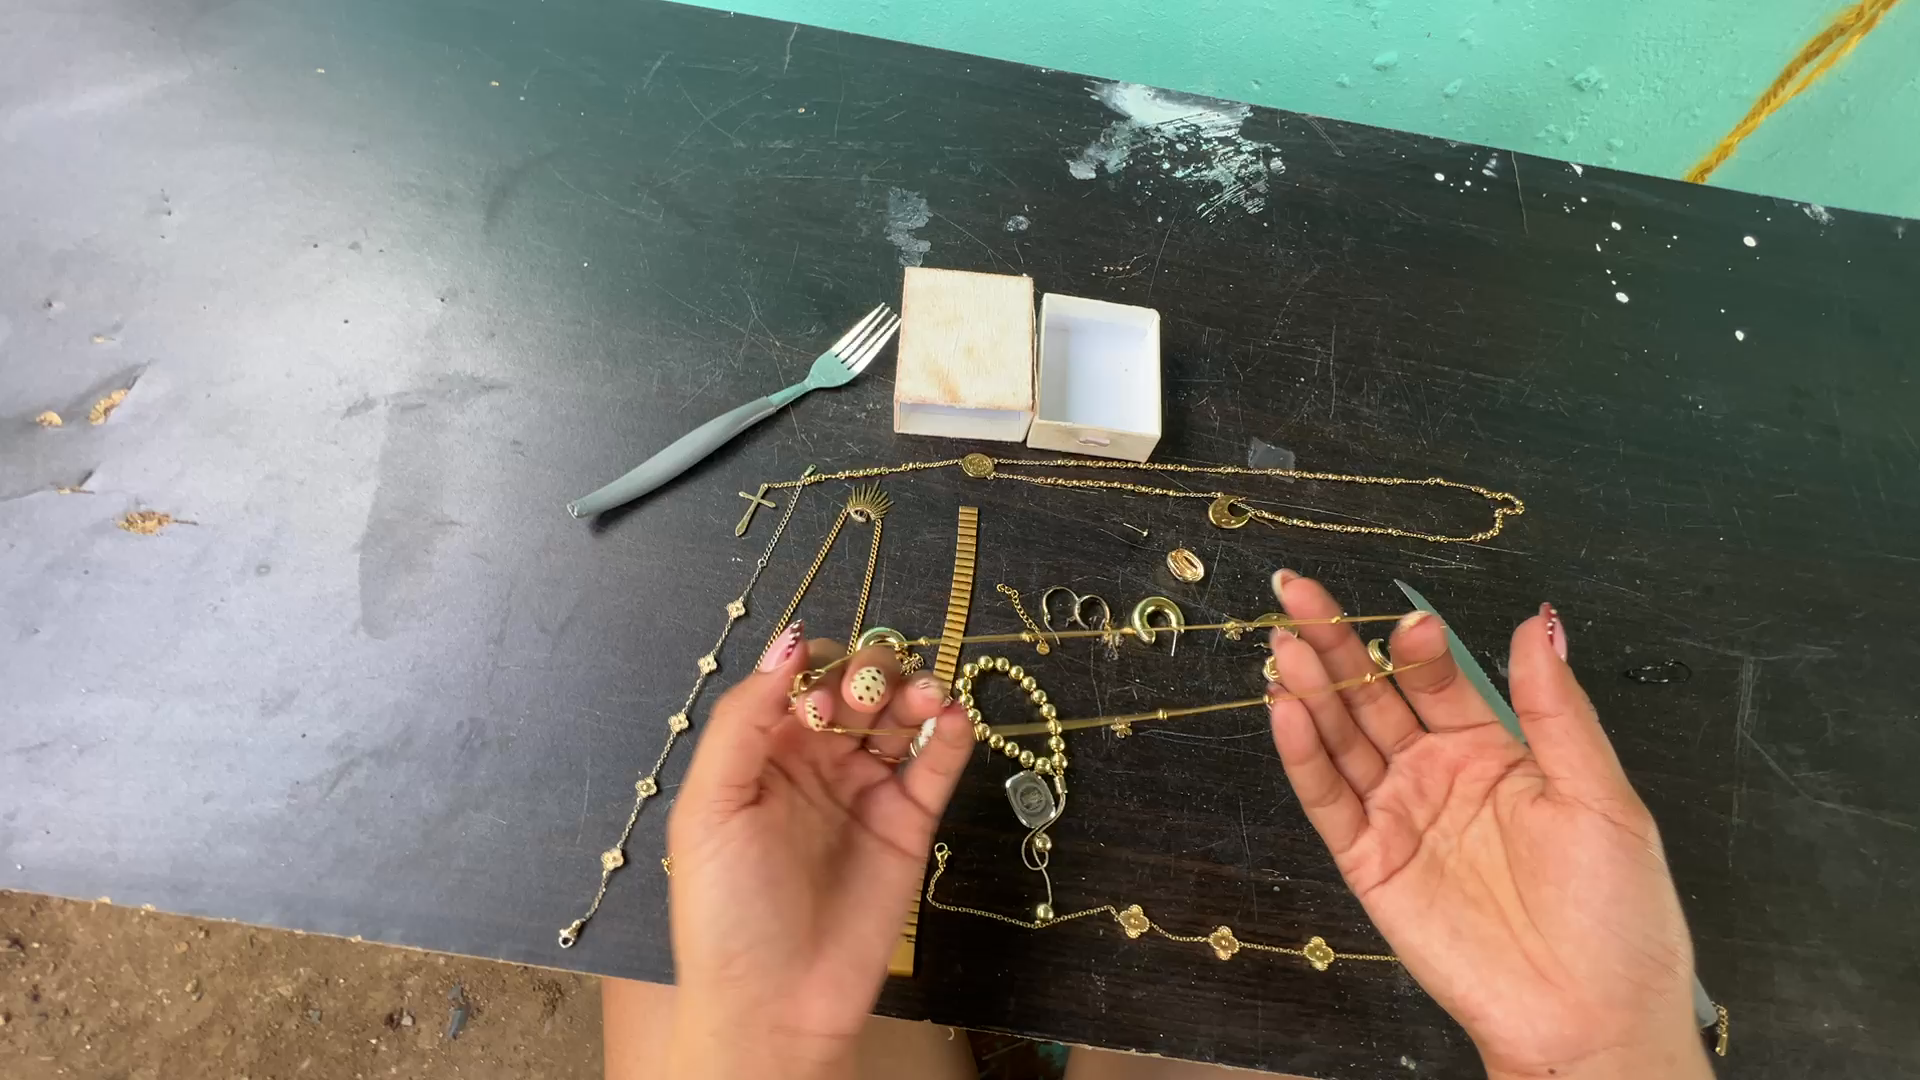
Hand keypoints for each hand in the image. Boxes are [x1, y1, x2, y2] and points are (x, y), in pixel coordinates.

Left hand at [664, 621, 971, 1079]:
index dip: (818, 675)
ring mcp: (870, 786)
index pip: (805, 678)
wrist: (777, 1008)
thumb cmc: (729, 909)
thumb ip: (743, 719)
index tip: (818, 710)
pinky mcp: (912, 818)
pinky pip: (937, 762)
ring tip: (924, 698)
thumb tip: (789, 642)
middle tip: (862, 705)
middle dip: (869, 676)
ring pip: (902, 715)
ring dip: (916, 690)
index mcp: (769, 748)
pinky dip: (951, 731)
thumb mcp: (711, 807)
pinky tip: (951, 717)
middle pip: (860, 686)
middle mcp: (822, 757)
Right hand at [1265, 571, 1710, 1079]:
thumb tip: (1536, 624)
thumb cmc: (1613, 912)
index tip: (1412, 622)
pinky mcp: (1362, 853)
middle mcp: (1429, 768)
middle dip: (1334, 643)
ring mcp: (1392, 808)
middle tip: (1296, 593)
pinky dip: (1301, 753)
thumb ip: (1556, 711)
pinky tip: (1283, 709)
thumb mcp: (1601, 801)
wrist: (1589, 1024)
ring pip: (1338, 735)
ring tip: (1284, 648)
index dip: (1418, 646)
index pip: (1434, 678)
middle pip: (1370, 694)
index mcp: (1486, 749)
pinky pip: (1325, 794)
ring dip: (1309, 689)